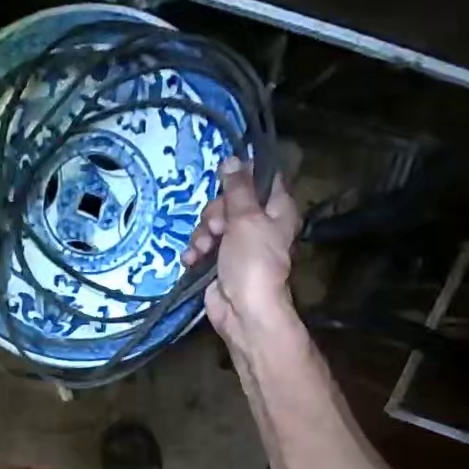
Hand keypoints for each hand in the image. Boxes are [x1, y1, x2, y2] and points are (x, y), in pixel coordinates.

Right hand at [183, 155, 303, 354]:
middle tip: (216, 227)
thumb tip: (232, 158)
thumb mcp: (246, 218)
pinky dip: (195, 252)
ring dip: (201, 234)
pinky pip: (202, 246)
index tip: (224, 179)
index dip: (242, 176)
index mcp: (276, 210)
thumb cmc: (253, 261)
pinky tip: (191, 259)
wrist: (243, 310)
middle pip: (229, 202)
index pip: (262, 179)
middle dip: (214, 214)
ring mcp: (237, 244)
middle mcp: (258, 224)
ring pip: (211, 224)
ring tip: (202, 249)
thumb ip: (238, 188)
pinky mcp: (218, 262)